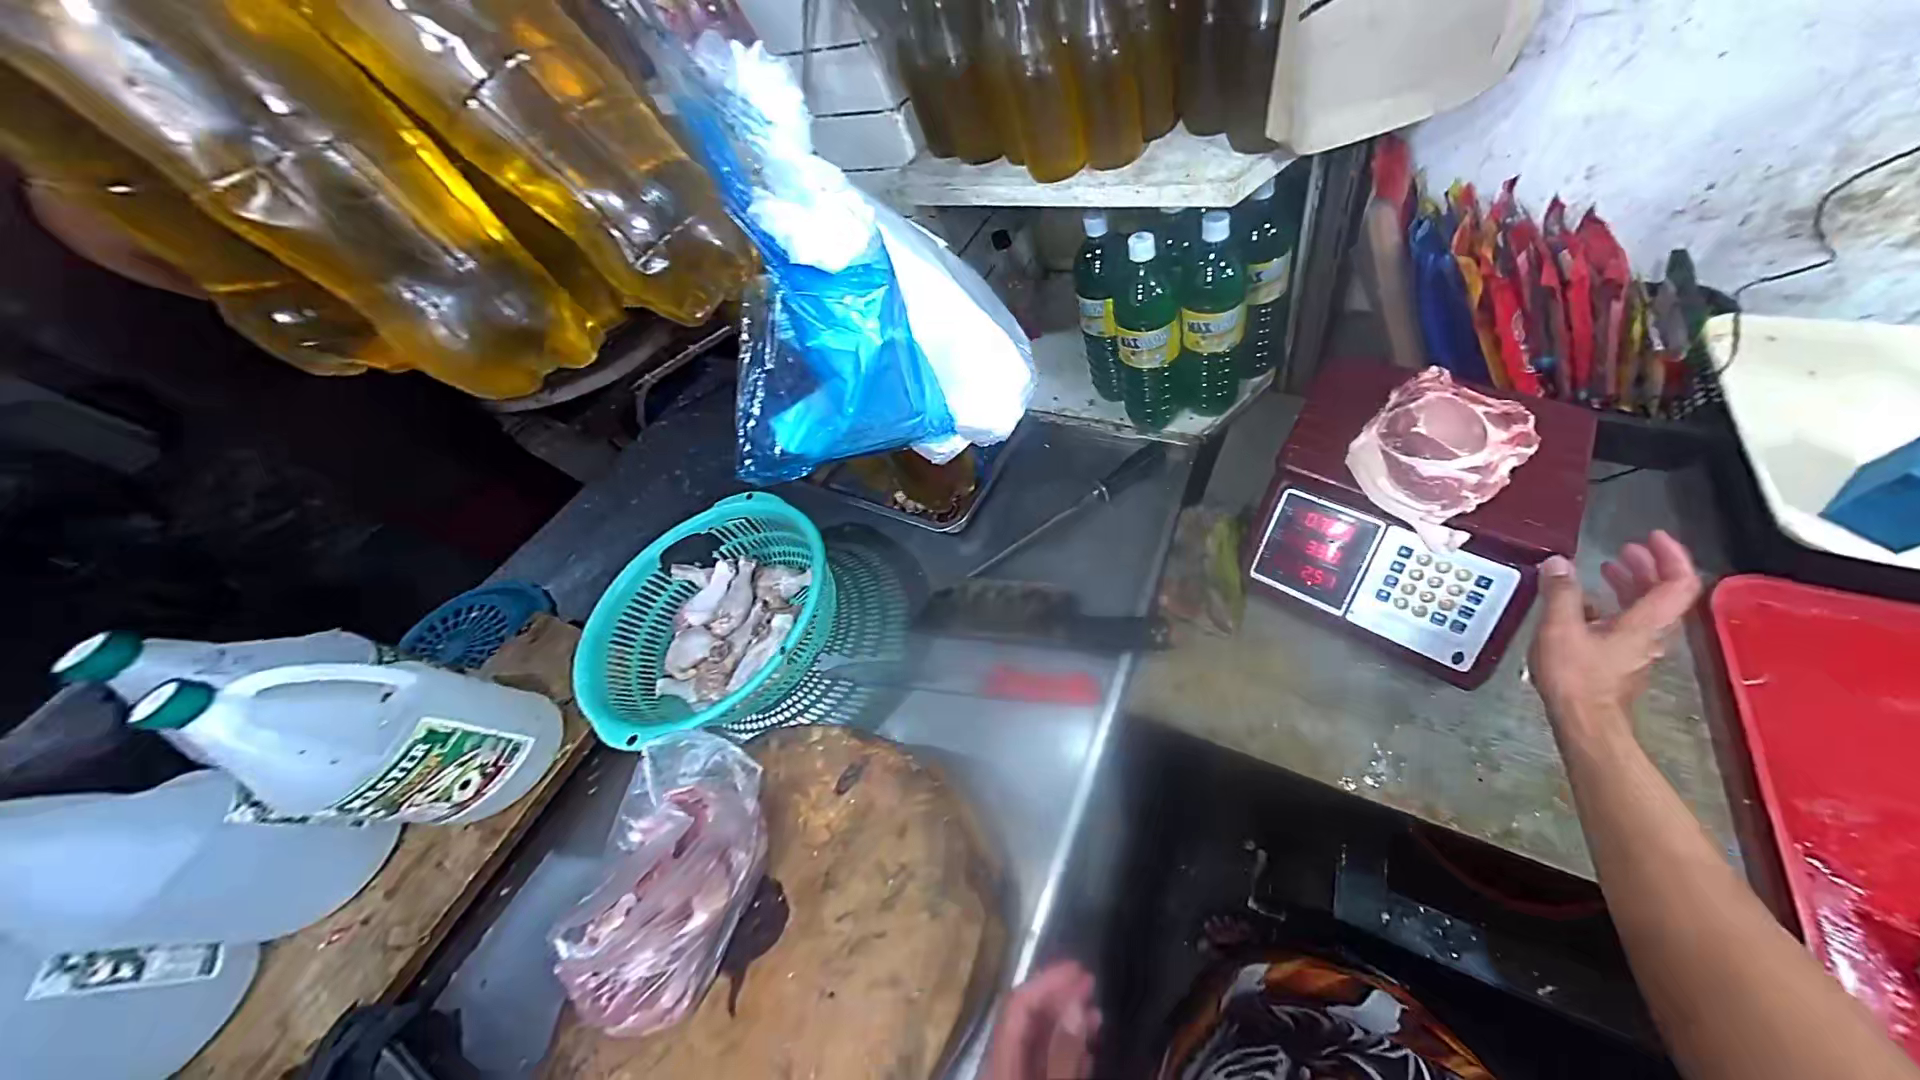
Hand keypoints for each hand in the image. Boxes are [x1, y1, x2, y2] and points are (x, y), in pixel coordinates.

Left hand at [982, 961, 1100, 1079]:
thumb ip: (1062, 1053)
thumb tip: (1077, 1005)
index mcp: (998, 1060)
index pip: (1018, 1005)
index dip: (1047, 981)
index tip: (1077, 968)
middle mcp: (1001, 1064)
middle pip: (1027, 1019)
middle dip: (1059, 998)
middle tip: (1090, 983)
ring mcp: (1013, 1076)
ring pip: (1038, 1041)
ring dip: (1067, 1025)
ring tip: (1095, 1014)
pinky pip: (1043, 1065)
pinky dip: (1065, 1053)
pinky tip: (1088, 1051)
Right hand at [1528, 530, 1700, 737]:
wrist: (1583, 719)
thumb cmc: (1575, 675)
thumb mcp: (1560, 629)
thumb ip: (1560, 593)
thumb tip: (1558, 562)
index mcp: (1645, 623)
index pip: (1676, 583)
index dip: (1670, 556)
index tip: (1651, 537)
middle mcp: (1651, 633)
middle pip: (1664, 594)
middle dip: (1648, 566)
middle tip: (1626, 548)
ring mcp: (1637, 647)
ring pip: (1647, 608)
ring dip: (1632, 584)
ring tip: (1608, 568)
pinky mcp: (1621, 657)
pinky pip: (1628, 621)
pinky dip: (1615, 603)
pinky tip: (1587, 602)